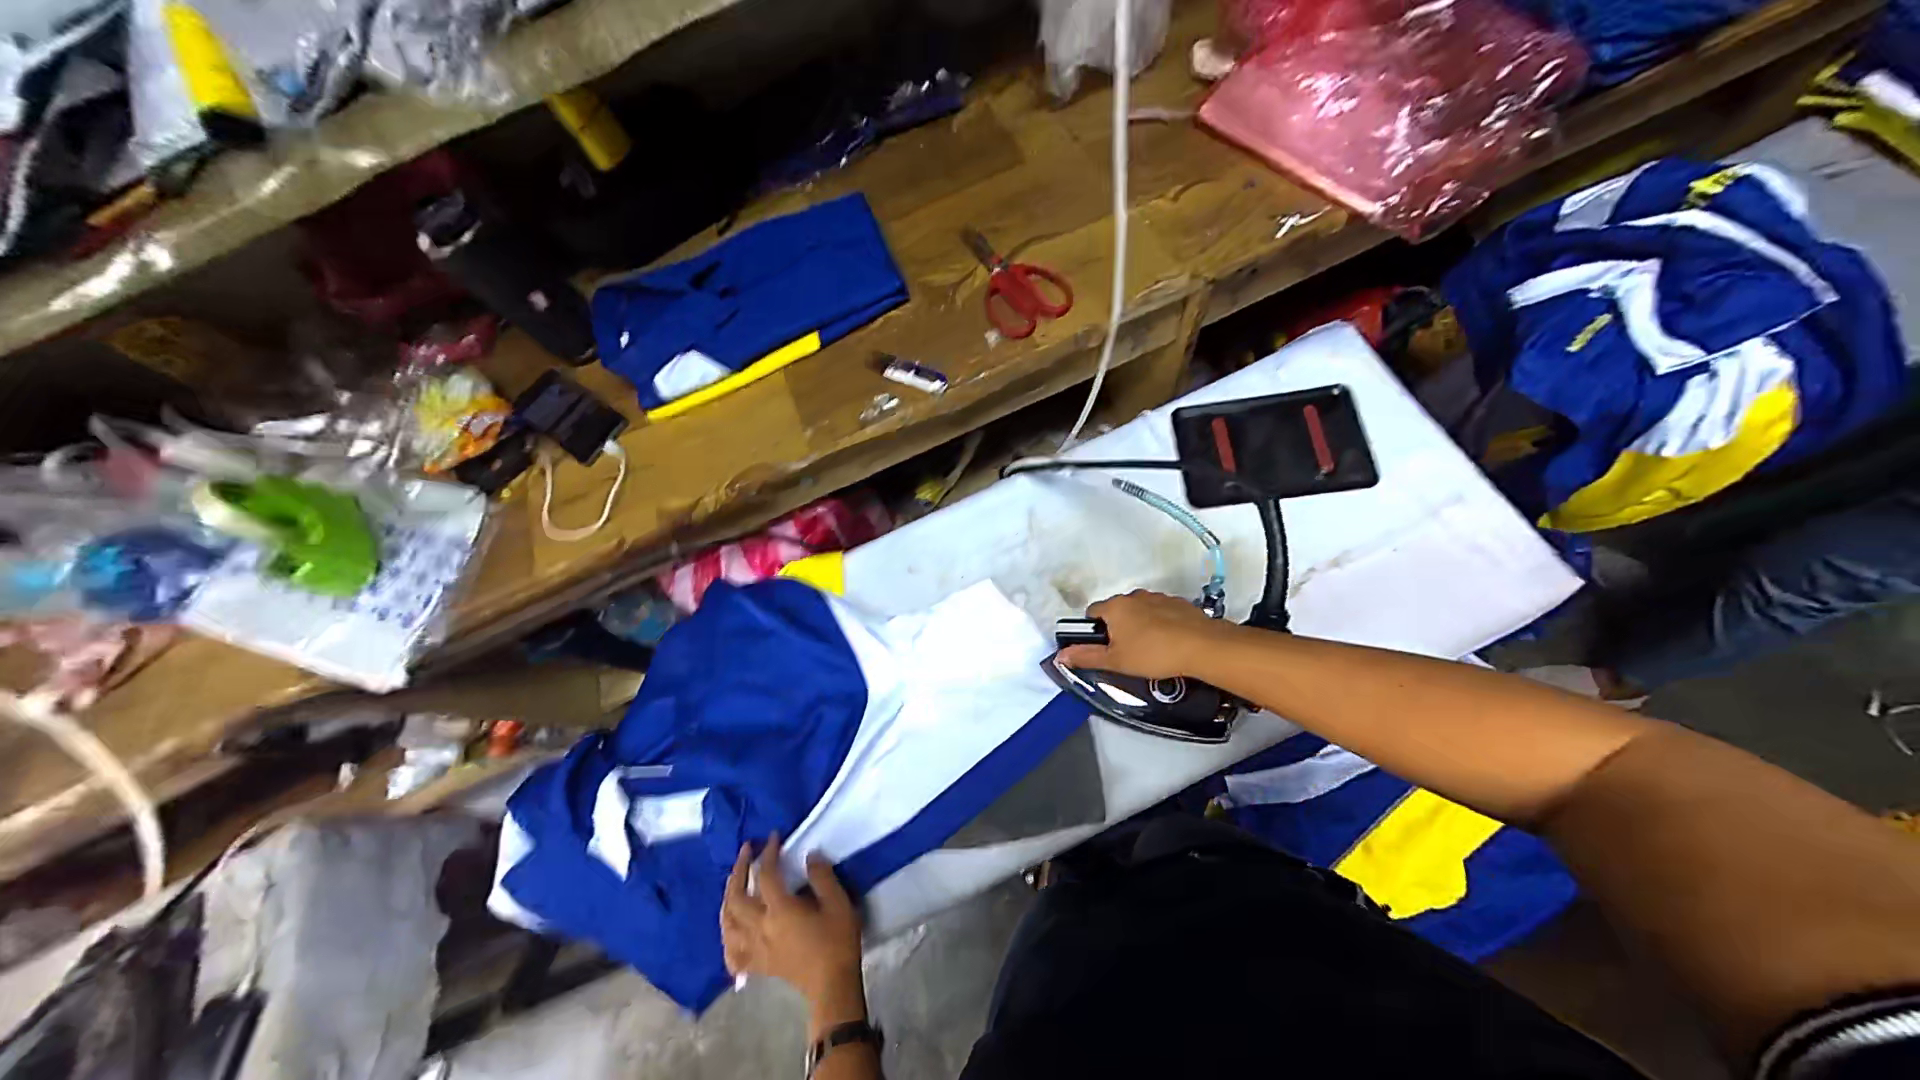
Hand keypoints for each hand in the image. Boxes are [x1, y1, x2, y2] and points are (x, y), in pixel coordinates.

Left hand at [721, 833, 865, 1032]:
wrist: (832, 983)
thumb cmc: (837, 940)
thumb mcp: (838, 902)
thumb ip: (821, 876)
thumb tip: (809, 856)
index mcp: (779, 910)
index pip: (766, 875)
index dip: (768, 852)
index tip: (774, 837)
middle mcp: (760, 928)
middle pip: (736, 897)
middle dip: (738, 870)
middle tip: (746, 851)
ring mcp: (754, 949)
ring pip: (727, 923)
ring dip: (726, 899)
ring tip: (733, 883)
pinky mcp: (756, 965)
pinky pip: (731, 953)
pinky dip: (727, 938)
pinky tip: (731, 930)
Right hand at [1056, 589, 1229, 678]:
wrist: (1202, 647)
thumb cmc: (1152, 654)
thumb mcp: (1116, 661)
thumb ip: (1086, 657)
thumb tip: (1059, 655)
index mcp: (1114, 607)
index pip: (1092, 612)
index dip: (1093, 630)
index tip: (1103, 647)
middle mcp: (1134, 596)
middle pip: (1116, 610)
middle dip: (1117, 627)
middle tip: (1126, 652)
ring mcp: (1158, 597)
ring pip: (1140, 610)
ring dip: (1140, 624)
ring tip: (1150, 649)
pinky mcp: (1179, 603)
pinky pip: (1161, 612)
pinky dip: (1160, 623)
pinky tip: (1169, 642)